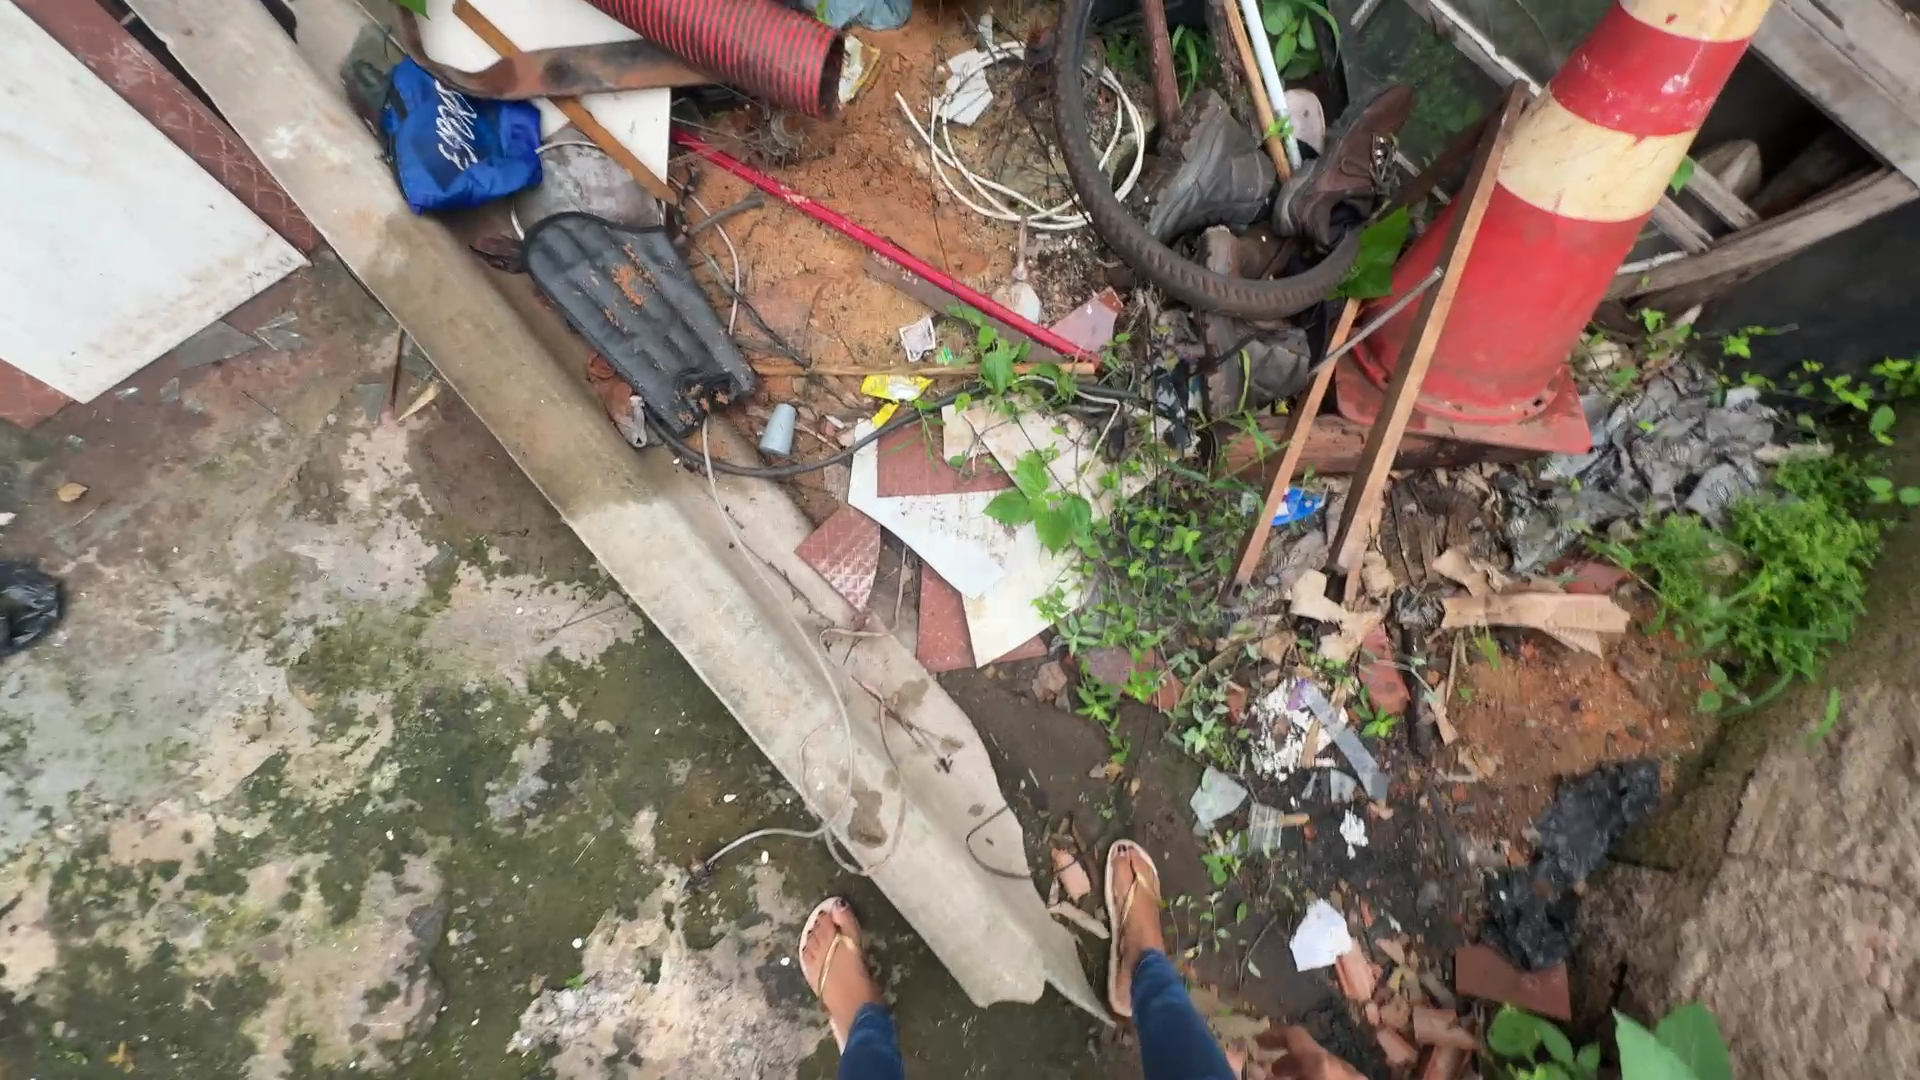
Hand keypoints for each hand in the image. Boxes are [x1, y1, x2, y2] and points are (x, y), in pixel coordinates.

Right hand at [1260, 1026, 1365, 1079]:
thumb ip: (1274, 1077)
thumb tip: (1255, 1071)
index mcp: (1321, 1062)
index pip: (1294, 1034)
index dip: (1273, 1034)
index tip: (1257, 1040)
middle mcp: (1341, 1065)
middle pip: (1311, 1051)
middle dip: (1289, 1058)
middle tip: (1271, 1068)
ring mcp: (1357, 1077)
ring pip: (1327, 1067)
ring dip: (1306, 1070)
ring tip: (1290, 1079)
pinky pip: (1339, 1078)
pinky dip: (1323, 1078)